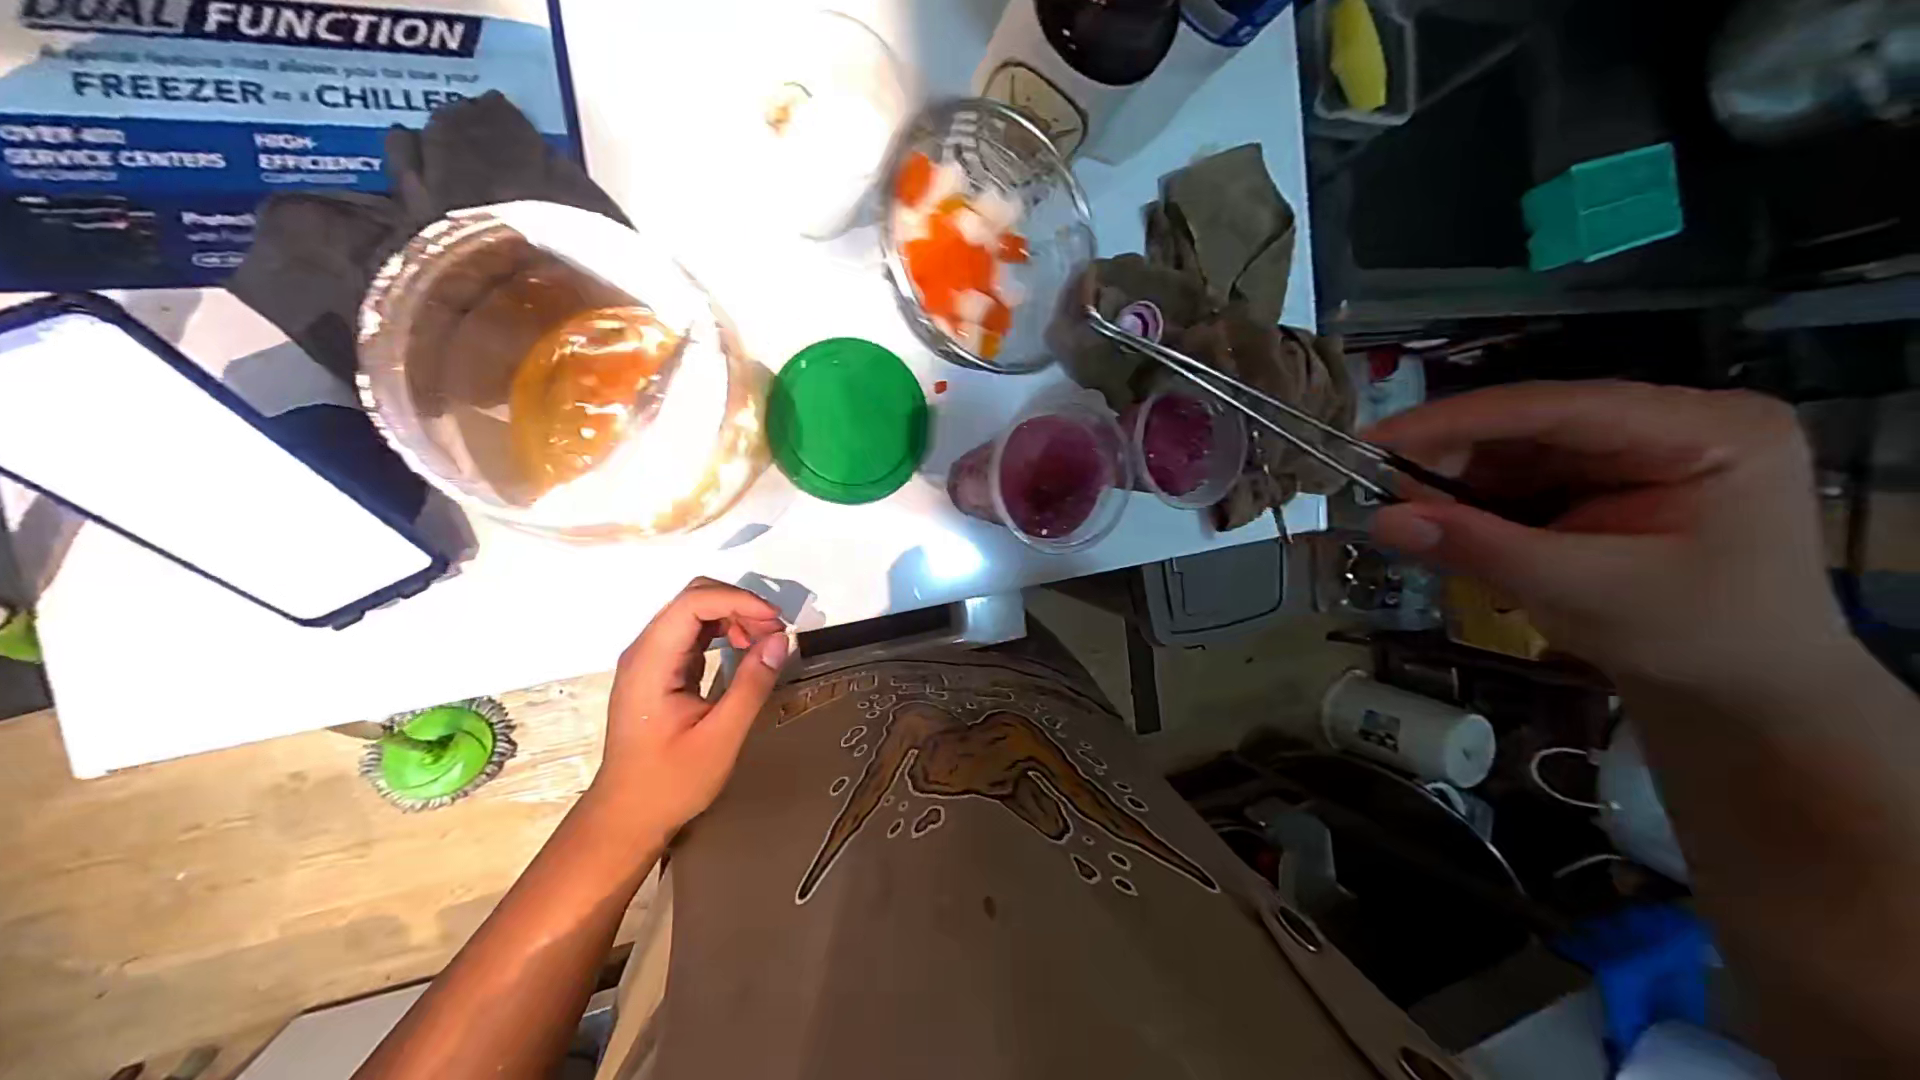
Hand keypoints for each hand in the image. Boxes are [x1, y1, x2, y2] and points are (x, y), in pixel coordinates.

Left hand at [583, 578, 789, 846]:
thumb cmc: (670, 783)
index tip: (776, 622)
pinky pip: (694, 631)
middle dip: (739, 604)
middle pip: (693, 597)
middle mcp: (645, 649)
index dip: (738, 600)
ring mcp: (650, 657)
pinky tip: (744, 650)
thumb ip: (751, 685)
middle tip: (774, 633)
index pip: (693, 602)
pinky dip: (724, 630)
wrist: (626, 816)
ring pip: (695, 609)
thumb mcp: (721, 738)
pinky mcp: (660, 668)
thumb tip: (780, 640)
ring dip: (734, 615)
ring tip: (765, 642)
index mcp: (651, 662)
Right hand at [1365, 381, 1847, 684]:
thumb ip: (1480, 549)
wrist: (1741, 690)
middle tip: (1394, 499)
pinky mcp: (1606, 474)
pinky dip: (1477, 498)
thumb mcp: (1582, 592)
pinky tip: (1455, 524)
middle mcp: (1673, 421)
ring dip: (1459, 481)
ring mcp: (1638, 446)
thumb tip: (1381, 522)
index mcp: (1708, 430)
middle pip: (1532, 421)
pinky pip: (1520, 471)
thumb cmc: (1692, 639)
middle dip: (1455, 457)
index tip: (1376, 438)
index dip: (1458, 420)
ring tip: (1423, 521)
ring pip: (1516, 445)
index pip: (1559, 407)